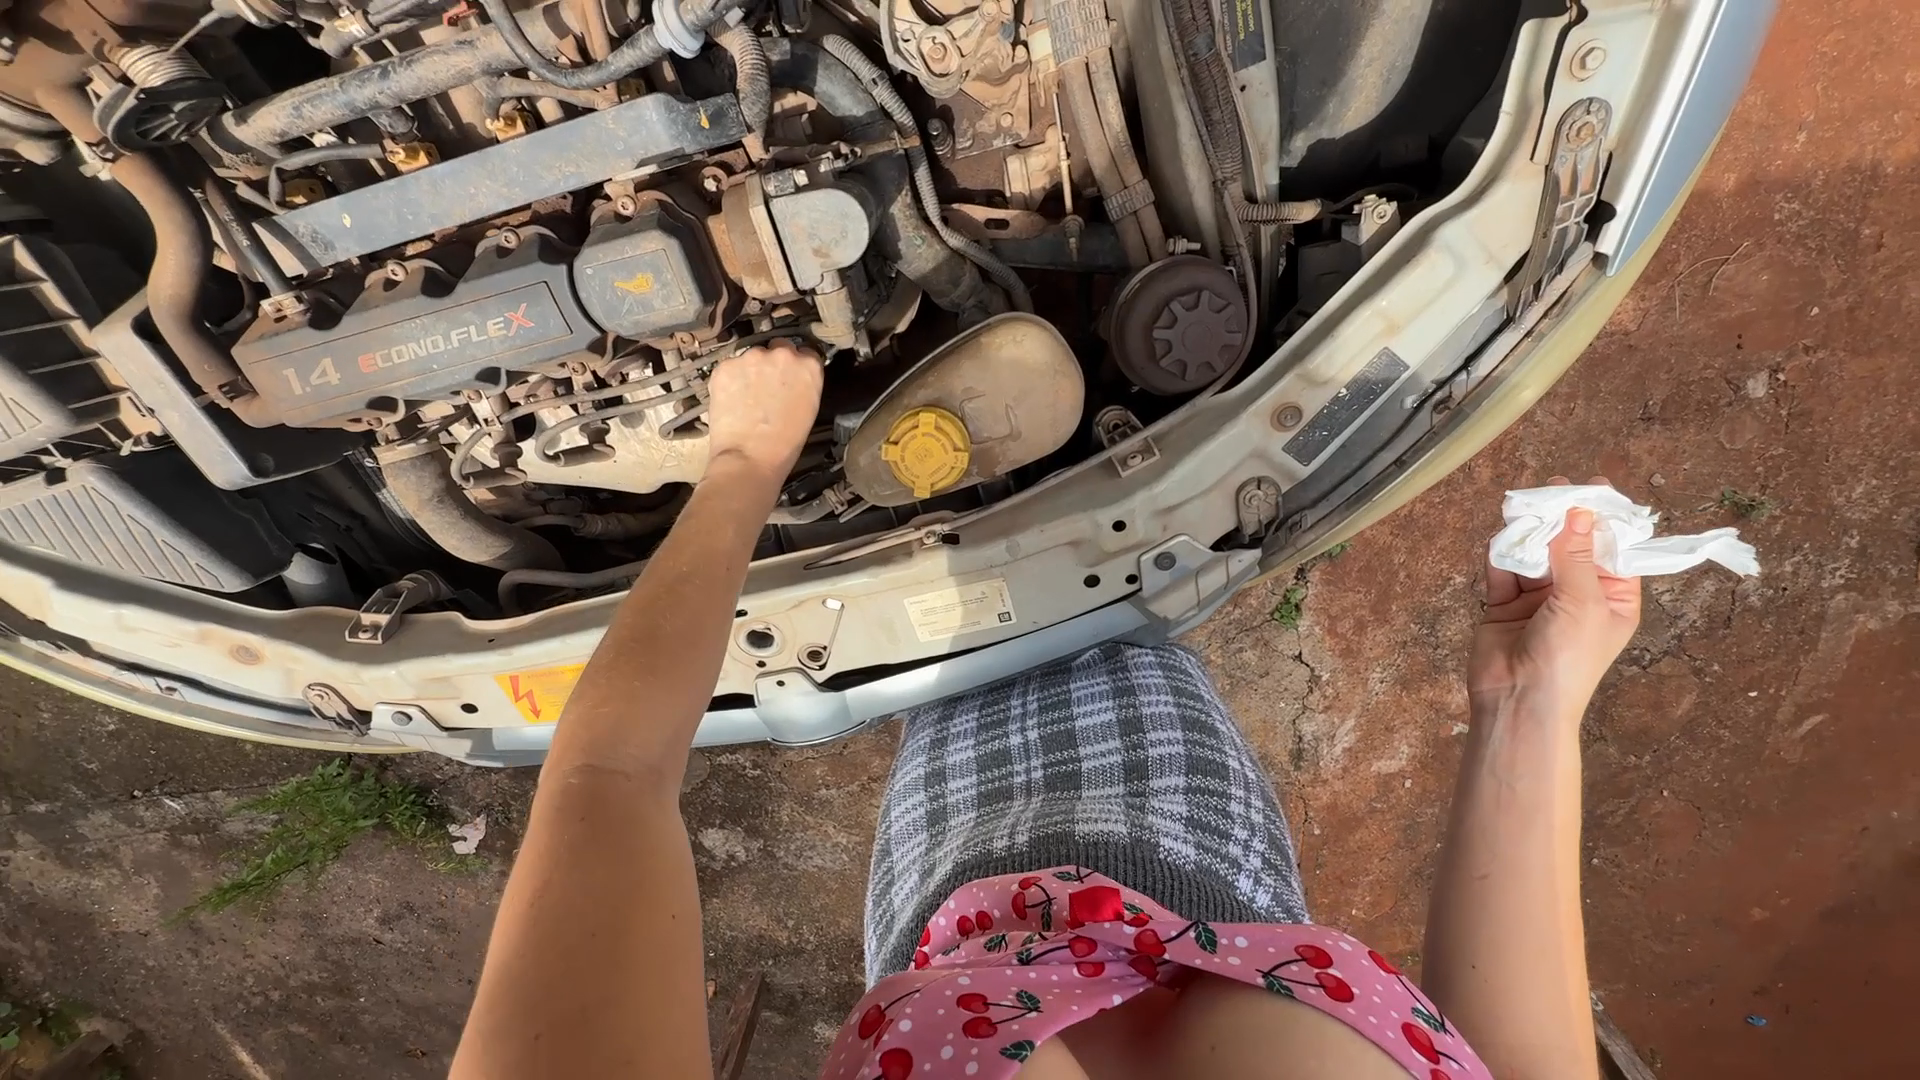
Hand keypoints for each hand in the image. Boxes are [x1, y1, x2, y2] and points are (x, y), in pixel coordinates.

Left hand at [703, 342, 822, 483]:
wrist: (750, 458)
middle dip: (773, 364)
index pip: (806, 353)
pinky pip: (730, 366)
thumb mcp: (809, 410)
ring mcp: (752, 358)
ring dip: (750, 370)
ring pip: (752, 356)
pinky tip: (734, 400)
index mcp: (809, 366)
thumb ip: (804, 384)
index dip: (797, 366)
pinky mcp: (726, 366)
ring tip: (749, 399)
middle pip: (778, 348)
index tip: (791, 375)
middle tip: (768, 388)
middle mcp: (782, 355)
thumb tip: (794, 377)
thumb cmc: (783, 444)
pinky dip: (731, 379)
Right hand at [1468, 476, 1641, 713]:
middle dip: (1561, 520)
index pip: (1611, 549)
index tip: (1591, 487)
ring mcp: (1538, 600)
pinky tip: (1499, 543)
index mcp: (1613, 597)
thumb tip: (1579, 512)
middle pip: (1569, 547)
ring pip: (1533, 556)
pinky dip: (1500, 558)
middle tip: (1551, 488)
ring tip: (1520, 510)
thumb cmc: (1567, 657)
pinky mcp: (1503, 605)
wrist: (1518, 696)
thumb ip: (1574, 556)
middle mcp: (1577, 595)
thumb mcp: (1582, 602)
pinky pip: (1502, 573)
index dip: (1603, 519)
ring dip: (1527, 536)